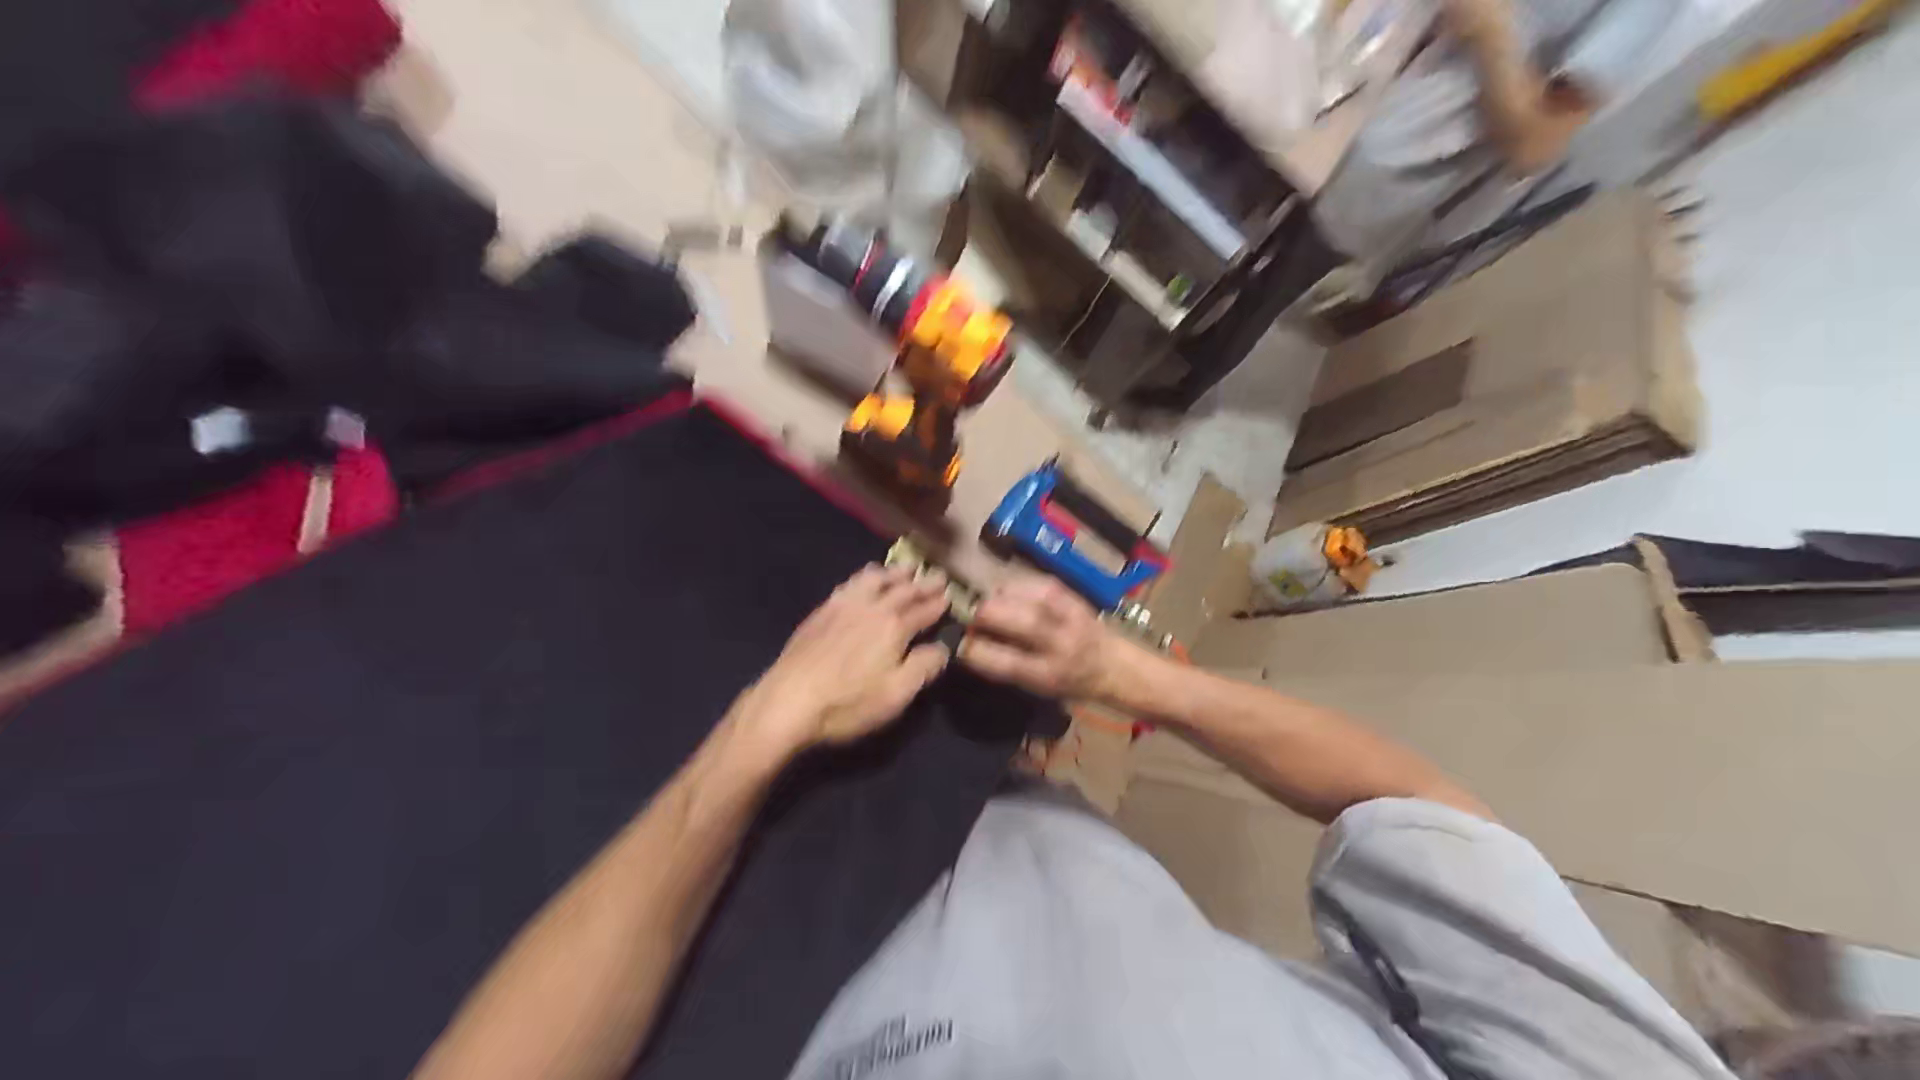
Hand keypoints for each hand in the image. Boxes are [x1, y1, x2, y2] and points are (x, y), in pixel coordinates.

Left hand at [729, 564, 952, 759]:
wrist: (788, 701)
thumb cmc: (848, 703)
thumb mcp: (896, 694)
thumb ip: (923, 667)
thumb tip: (942, 648)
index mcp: (894, 627)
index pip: (924, 610)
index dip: (940, 603)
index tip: (952, 595)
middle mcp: (872, 608)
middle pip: (902, 590)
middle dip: (922, 583)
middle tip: (937, 576)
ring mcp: (844, 606)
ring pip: (874, 579)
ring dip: (893, 573)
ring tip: (904, 569)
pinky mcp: (822, 611)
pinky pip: (850, 583)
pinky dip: (865, 577)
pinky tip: (863, 581)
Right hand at [958, 574, 1123, 700]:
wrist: (1114, 664)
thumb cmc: (1068, 681)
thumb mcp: (1036, 687)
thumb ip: (1005, 665)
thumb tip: (969, 643)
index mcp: (1049, 674)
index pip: (1005, 661)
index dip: (975, 650)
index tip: (958, 644)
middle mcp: (1061, 644)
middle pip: (1020, 621)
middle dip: (986, 615)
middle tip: (970, 617)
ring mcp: (1069, 616)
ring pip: (1029, 596)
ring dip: (999, 597)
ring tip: (988, 604)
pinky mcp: (1071, 595)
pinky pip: (1036, 583)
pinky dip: (1015, 587)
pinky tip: (1007, 594)